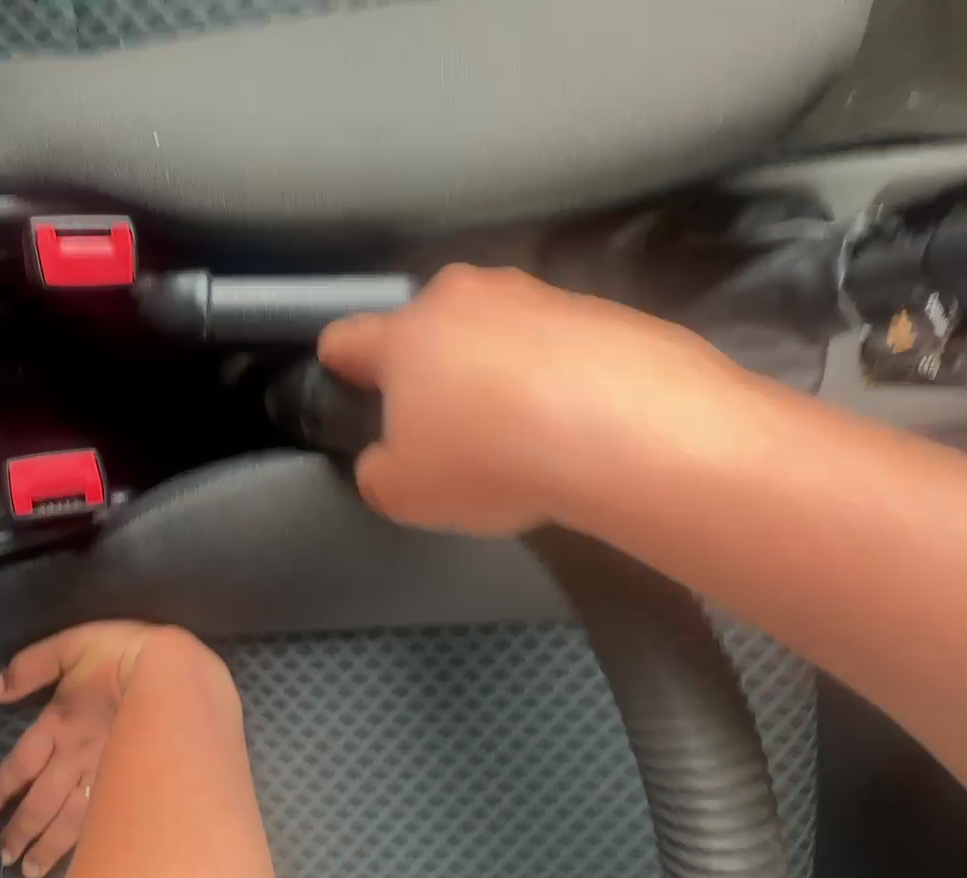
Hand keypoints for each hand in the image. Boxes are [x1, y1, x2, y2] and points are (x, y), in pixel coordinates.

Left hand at [0, 621, 162, 877]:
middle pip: (39, 803)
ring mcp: (103, 772)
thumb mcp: (70, 645)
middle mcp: (75, 756)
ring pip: (67, 820)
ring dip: (46, 847)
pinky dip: (83, 844)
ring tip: (29, 872)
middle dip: (18, 831)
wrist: (172, 670)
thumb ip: (30, 666)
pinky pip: (101, 820)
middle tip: (2, 858)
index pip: (19, 766)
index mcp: (57, 724)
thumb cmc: (120, 652)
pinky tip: (76, 861)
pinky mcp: (128, 780)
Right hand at [318, 264, 736, 534]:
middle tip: (442, 426)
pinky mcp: (598, 308)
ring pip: (490, 333)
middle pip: (423, 330)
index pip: (346, 339)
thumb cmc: (489, 457)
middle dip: (424, 370)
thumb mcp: (404, 493)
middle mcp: (465, 299)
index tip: (345, 387)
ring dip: (490, 370)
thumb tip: (386, 461)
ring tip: (515, 428)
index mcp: (406, 336)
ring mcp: (535, 296)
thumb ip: (376, 473)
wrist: (628, 430)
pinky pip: (551, 344)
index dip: (337, 366)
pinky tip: (568, 420)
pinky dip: (548, 375)